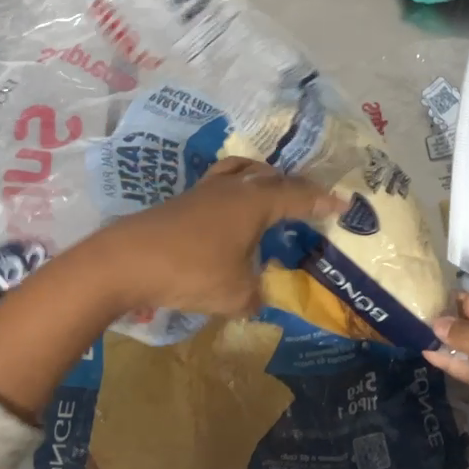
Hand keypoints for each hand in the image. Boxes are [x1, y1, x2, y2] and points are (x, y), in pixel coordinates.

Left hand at [94, 156, 343, 316]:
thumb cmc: (189, 272)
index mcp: (256, 203)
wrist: (125, 261)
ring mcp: (206, 191)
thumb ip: (253, 295)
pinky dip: (236, 189)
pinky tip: (230, 210)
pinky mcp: (182, 200)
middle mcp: (235, 188)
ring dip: (262, 178)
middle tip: (312, 198)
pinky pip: (221, 184)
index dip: (322, 201)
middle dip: (296, 187)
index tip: (343, 203)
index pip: (299, 196)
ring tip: (271, 188)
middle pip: (273, 178)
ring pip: (244, 171)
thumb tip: (257, 296)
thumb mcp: (232, 294)